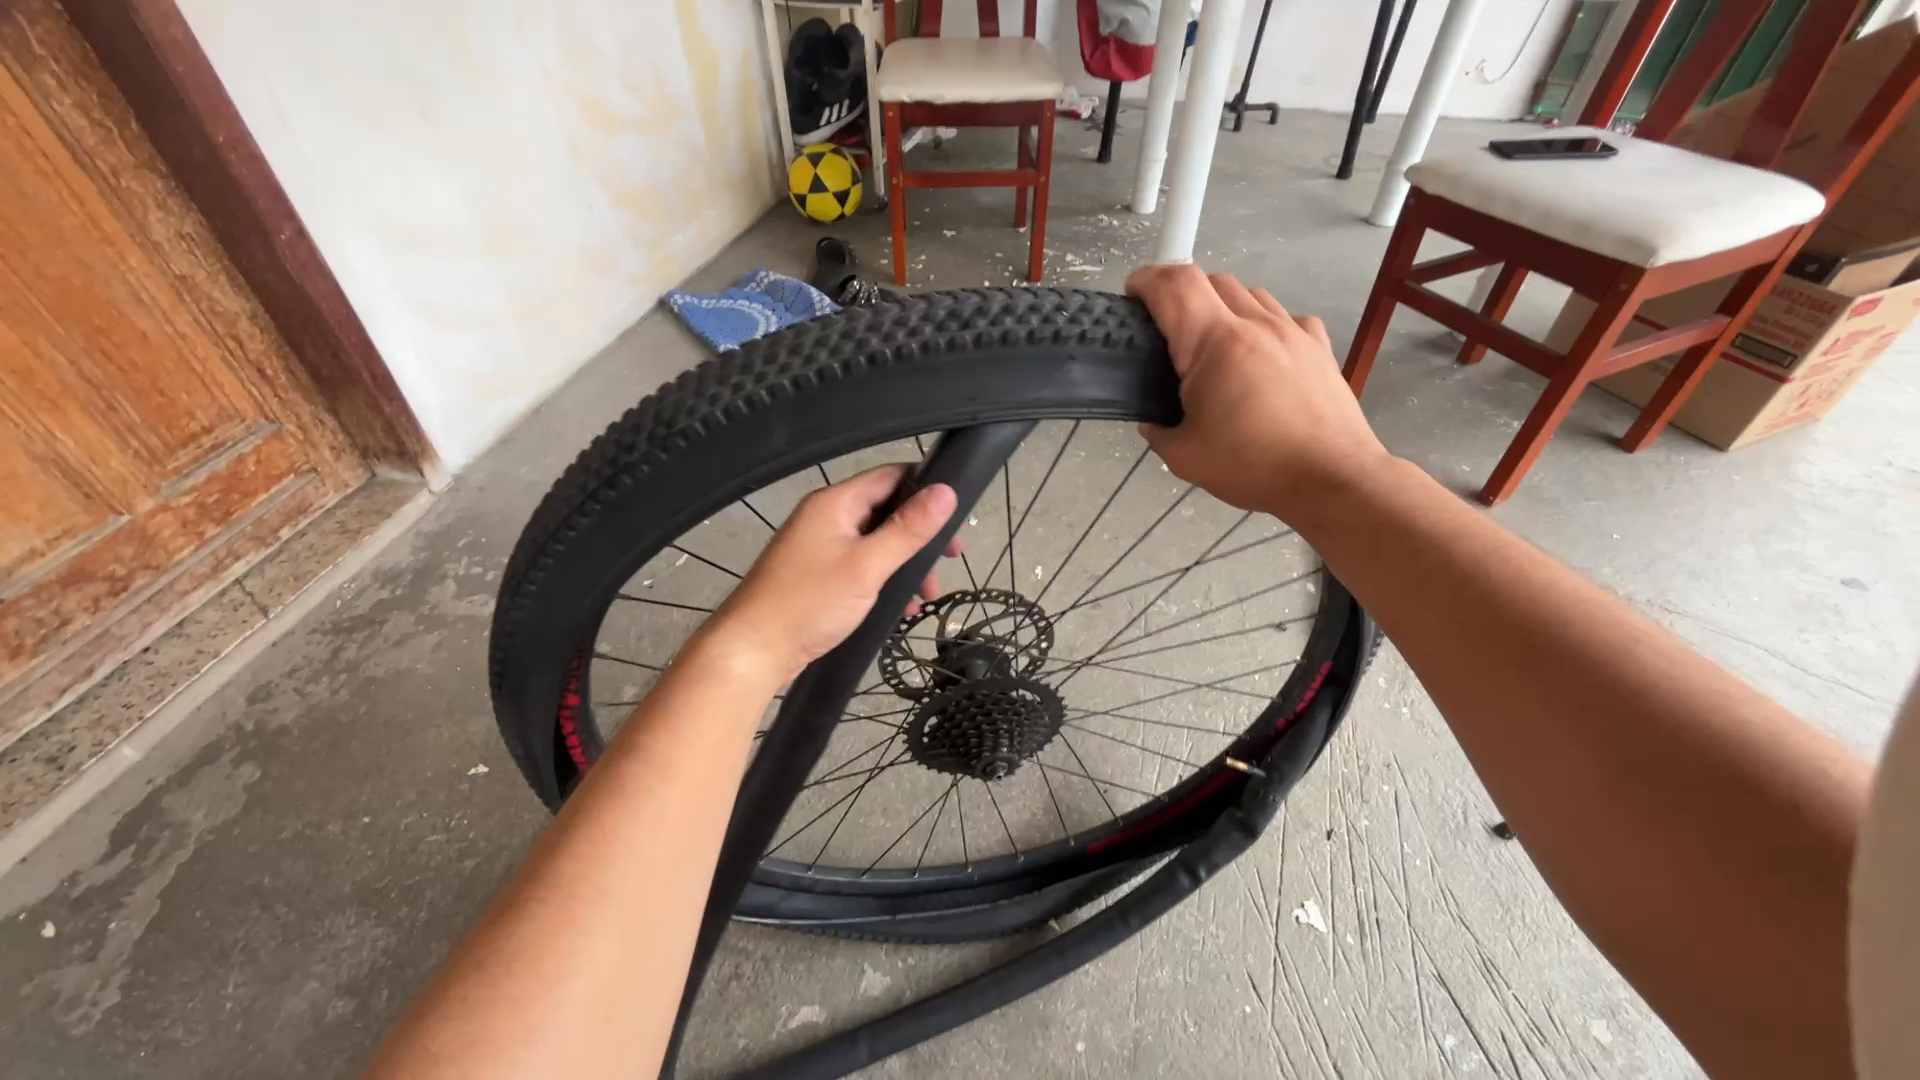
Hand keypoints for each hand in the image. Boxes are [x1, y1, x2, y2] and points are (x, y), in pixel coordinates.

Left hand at [699, 465, 960, 682]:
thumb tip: (946, 492)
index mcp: (835, 503)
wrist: (753, 650)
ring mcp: (820, 547)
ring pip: (876, 542)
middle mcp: (826, 517)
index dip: (927, 489)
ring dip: (905, 563)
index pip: (891, 476)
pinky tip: (900, 607)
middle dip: (920, 535)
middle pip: (886, 510)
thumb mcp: (868, 565)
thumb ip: (908, 529)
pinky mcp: (817, 576)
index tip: (957, 516)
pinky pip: (861, 566)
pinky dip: (885, 580)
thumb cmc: (808, 603)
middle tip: (950, 560)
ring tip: (926, 594)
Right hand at [1127, 264, 1391, 519]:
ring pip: (1250, 293)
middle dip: (1182, 295)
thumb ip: (1158, 432)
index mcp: (1215, 343)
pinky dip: (1264, 324)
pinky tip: (1260, 355)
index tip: (1132, 295)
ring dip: (1223, 306)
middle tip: (1168, 331)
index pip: (1175, 284)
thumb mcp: (1184, 457)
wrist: (1332, 478)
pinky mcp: (1319, 347)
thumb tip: (1153, 422)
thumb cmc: (1253, 465)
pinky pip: (1285, 317)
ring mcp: (1292, 331)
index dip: (1146, 280)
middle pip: (1211, 280)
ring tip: (1213, 344)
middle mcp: (1255, 323)